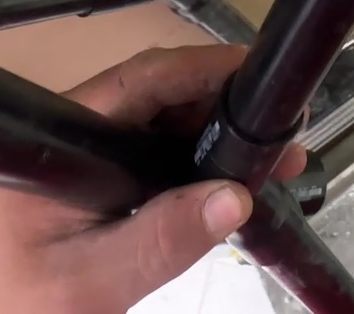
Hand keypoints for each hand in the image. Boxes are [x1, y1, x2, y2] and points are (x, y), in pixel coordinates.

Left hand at [0, 45, 306, 313]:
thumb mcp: (86, 285)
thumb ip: (157, 241)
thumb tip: (237, 197)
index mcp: (67, 137)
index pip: (143, 80)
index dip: (203, 68)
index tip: (258, 72)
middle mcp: (86, 136)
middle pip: (167, 98)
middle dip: (227, 106)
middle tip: (286, 125)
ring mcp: (99, 163)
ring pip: (173, 130)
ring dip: (225, 138)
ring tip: (282, 157)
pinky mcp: (111, 190)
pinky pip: (168, 164)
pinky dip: (209, 169)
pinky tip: (247, 183)